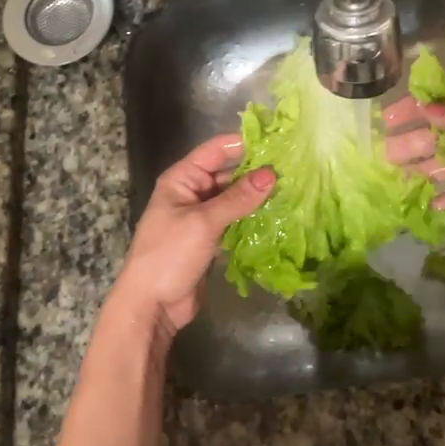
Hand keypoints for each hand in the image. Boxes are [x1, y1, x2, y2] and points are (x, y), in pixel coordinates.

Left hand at [110, 132, 273, 339]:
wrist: (151, 305)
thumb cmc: (169, 255)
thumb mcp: (204, 222)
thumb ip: (238, 198)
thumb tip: (271, 174)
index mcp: (182, 179)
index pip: (215, 150)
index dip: (244, 143)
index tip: (277, 140)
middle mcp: (192, 192)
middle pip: (228, 173)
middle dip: (256, 170)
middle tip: (293, 168)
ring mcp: (201, 217)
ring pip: (234, 197)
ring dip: (257, 195)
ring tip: (292, 188)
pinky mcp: (211, 239)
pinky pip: (235, 220)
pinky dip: (253, 217)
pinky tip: (278, 215)